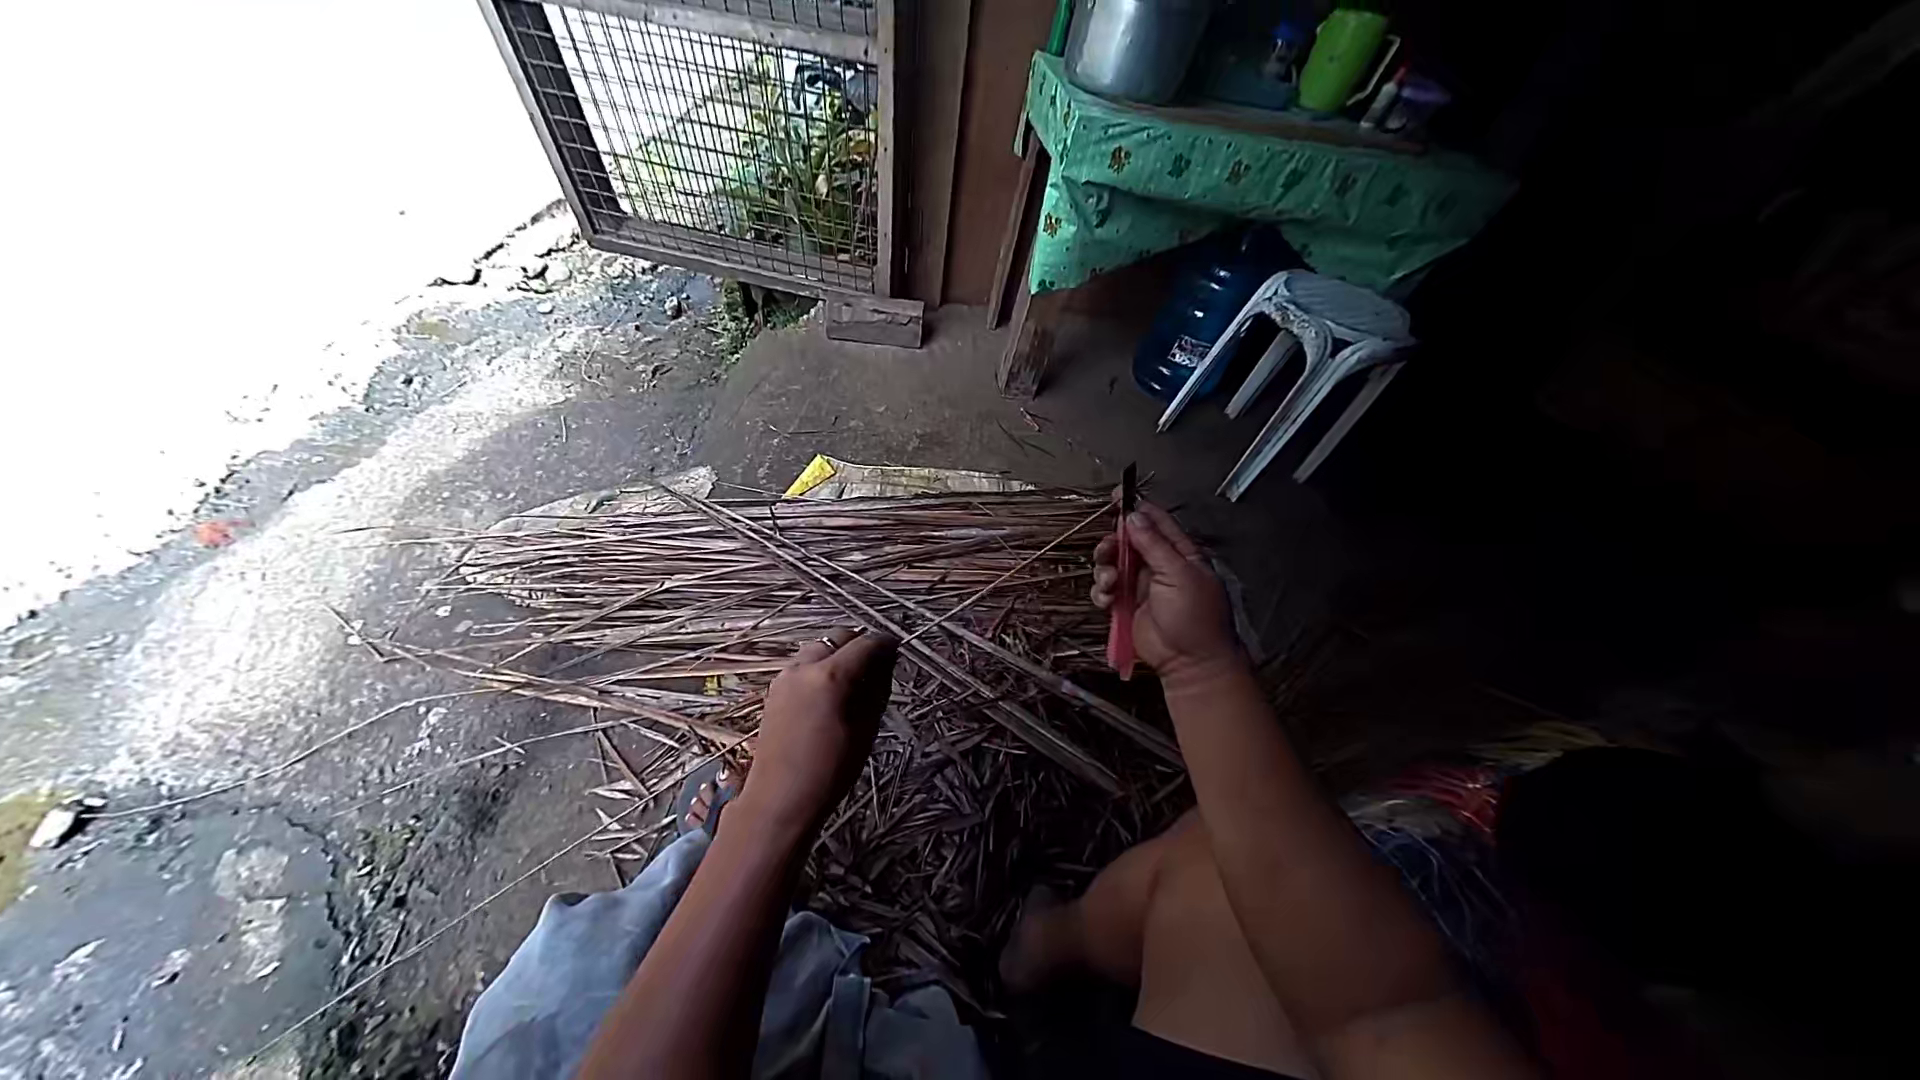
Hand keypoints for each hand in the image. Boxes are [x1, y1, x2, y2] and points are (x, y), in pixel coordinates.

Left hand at [739, 627, 897, 829]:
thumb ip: (877, 688)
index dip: (885, 644)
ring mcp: (785, 677)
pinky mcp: (774, 689)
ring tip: (854, 677)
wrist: (780, 799)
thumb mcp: (866, 728)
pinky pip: (803, 664)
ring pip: (818, 648)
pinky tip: (831, 690)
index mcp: (831, 676)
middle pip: (838, 637)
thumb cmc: (831, 770)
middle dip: (860, 644)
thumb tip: (886, 662)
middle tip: (877, 664)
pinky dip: (821, 666)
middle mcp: (805, 667)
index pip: (866, 643)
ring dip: (838, 653)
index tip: (896, 650)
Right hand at [1093, 500, 1238, 687]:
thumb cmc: (1195, 618)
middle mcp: (1157, 565)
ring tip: (1111, 582)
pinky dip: (1103, 593)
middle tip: (1109, 549)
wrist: (1189, 662)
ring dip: (1105, 569)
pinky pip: (1106, 591)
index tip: (1117, 496)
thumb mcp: (1178, 574)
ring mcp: (1140, 586)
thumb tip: (1134, 517)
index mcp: (1178, 553)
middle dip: (1113, 542)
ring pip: (1111, 564)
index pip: (1155, 521)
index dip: (1136, 508)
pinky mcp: (1126, 606)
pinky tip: (1110, 601)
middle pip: (1126, 541)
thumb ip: (1153, 544)